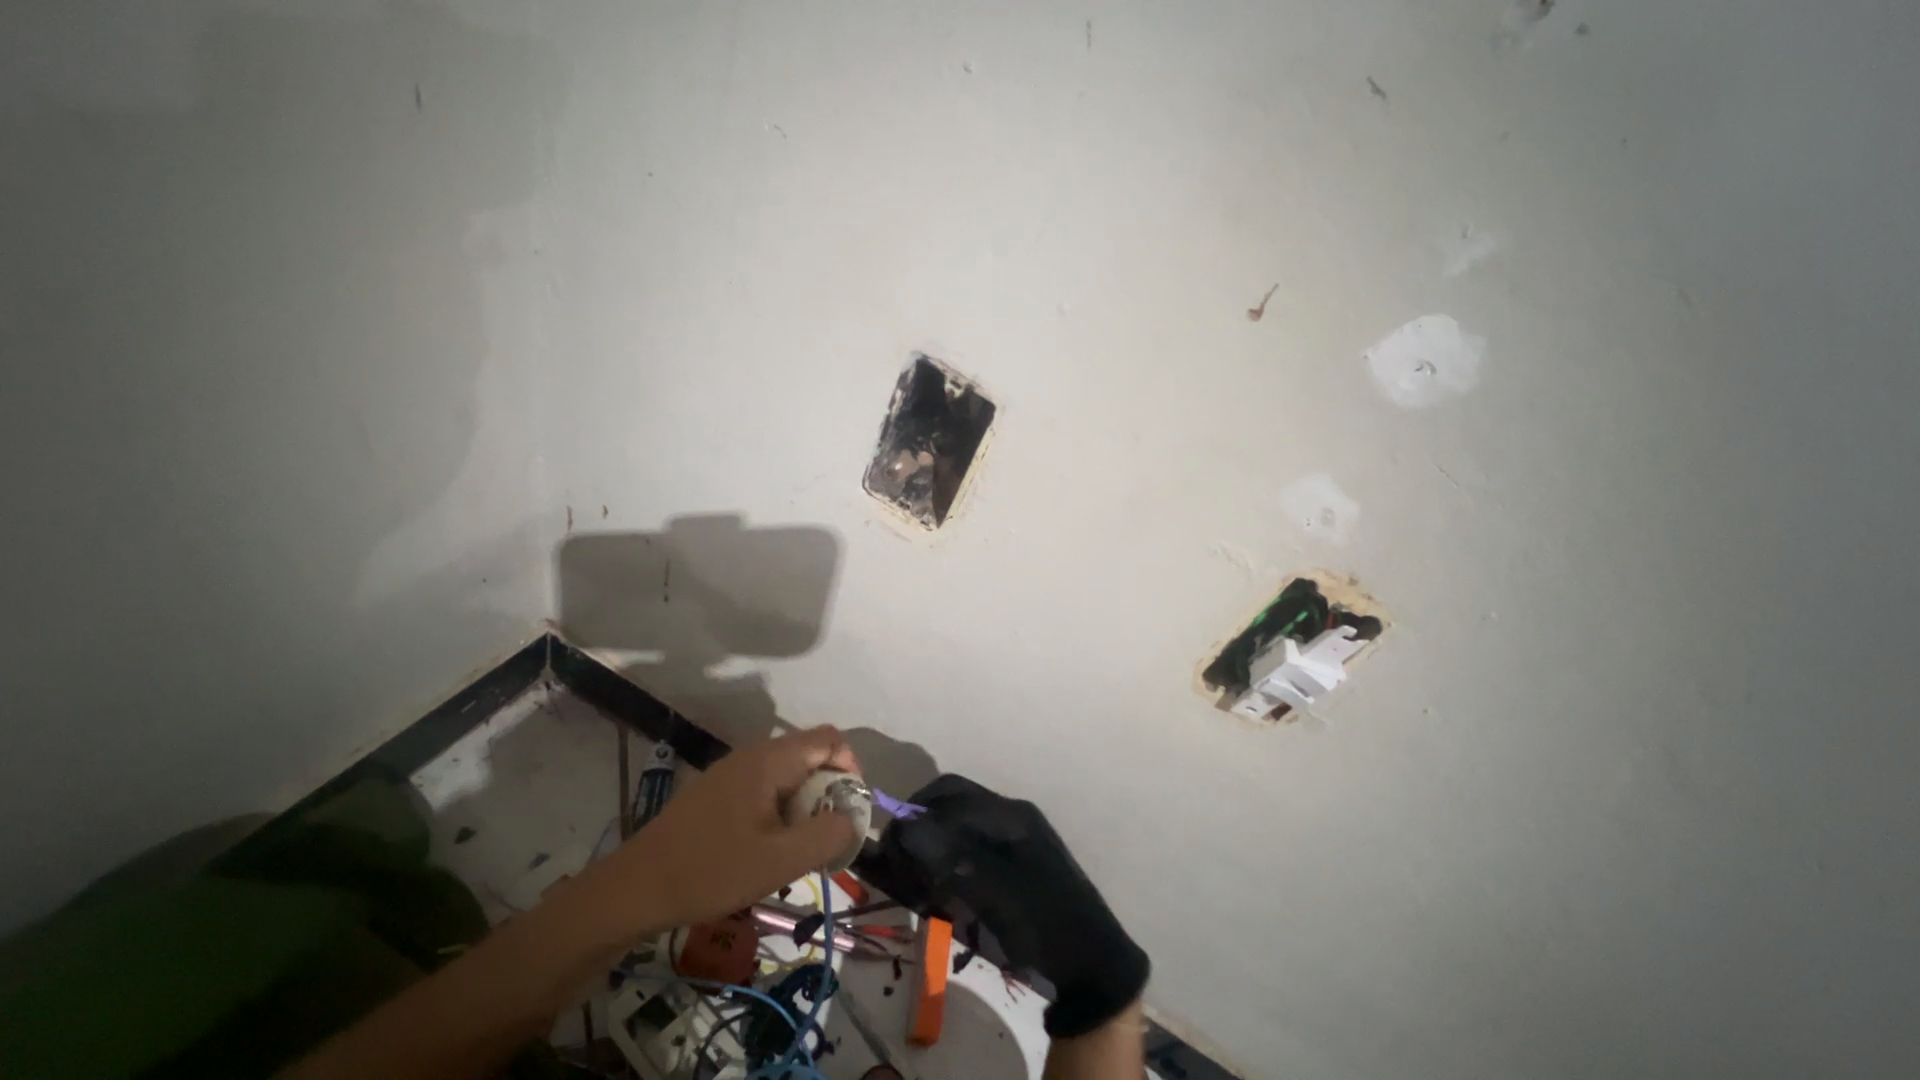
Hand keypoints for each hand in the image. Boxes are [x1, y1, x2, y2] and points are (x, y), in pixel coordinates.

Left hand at [596, 726, 860, 934]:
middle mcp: (751, 756)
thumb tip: (851, 819)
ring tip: (797, 850)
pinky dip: (779, 813)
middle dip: (828, 793)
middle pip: (810, 757)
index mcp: (769, 761)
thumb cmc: (711, 872)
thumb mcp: (779, 862)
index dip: (851, 768)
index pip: (829, 739)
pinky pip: (764, 790)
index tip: (849, 812)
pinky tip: (766, 851)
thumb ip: (827, 836)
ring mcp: (730, 773)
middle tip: (824, 839)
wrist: (635, 890)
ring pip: (787, 777)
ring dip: (804, 807)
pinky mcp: (716, 794)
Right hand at [882, 775, 1148, 1037]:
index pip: (946, 795)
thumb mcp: (990, 891)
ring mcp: (1016, 840)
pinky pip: (972, 847)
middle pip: (952, 802)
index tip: (887, 852)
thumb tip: (902, 826)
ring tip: (915, 878)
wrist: (1091, 965)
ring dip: (931, 842)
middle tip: (897, 861)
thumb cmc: (1042, 925)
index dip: (911, 818)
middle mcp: (1012, 817)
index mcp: (1009, 815)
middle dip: (919, 824)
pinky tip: (941, 889)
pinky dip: (948, 861)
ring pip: (959, 823)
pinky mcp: (1016, 865)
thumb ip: (947, 855)